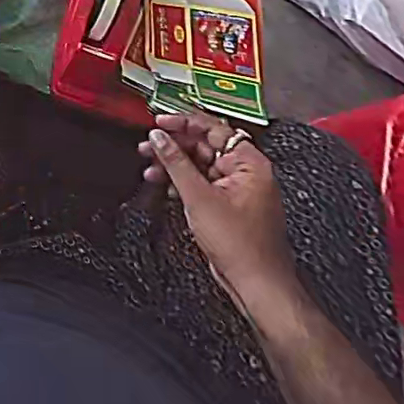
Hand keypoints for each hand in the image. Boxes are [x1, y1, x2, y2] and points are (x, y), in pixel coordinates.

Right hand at [138, 113, 298, 304]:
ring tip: (150, 168)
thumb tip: (159, 138)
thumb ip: (176, 162)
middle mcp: (246, 172)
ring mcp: (237, 188)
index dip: (182, 123)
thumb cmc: (241, 244)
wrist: (255, 281)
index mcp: (249, 163)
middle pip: (204, 146)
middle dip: (173, 146)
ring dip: (174, 165)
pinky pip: (202, 181)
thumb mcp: (198, 196)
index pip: (212, 128)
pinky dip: (182, 181)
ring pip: (200, 164)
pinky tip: (165, 185)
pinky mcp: (228, 203)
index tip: (159, 123)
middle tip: (147, 147)